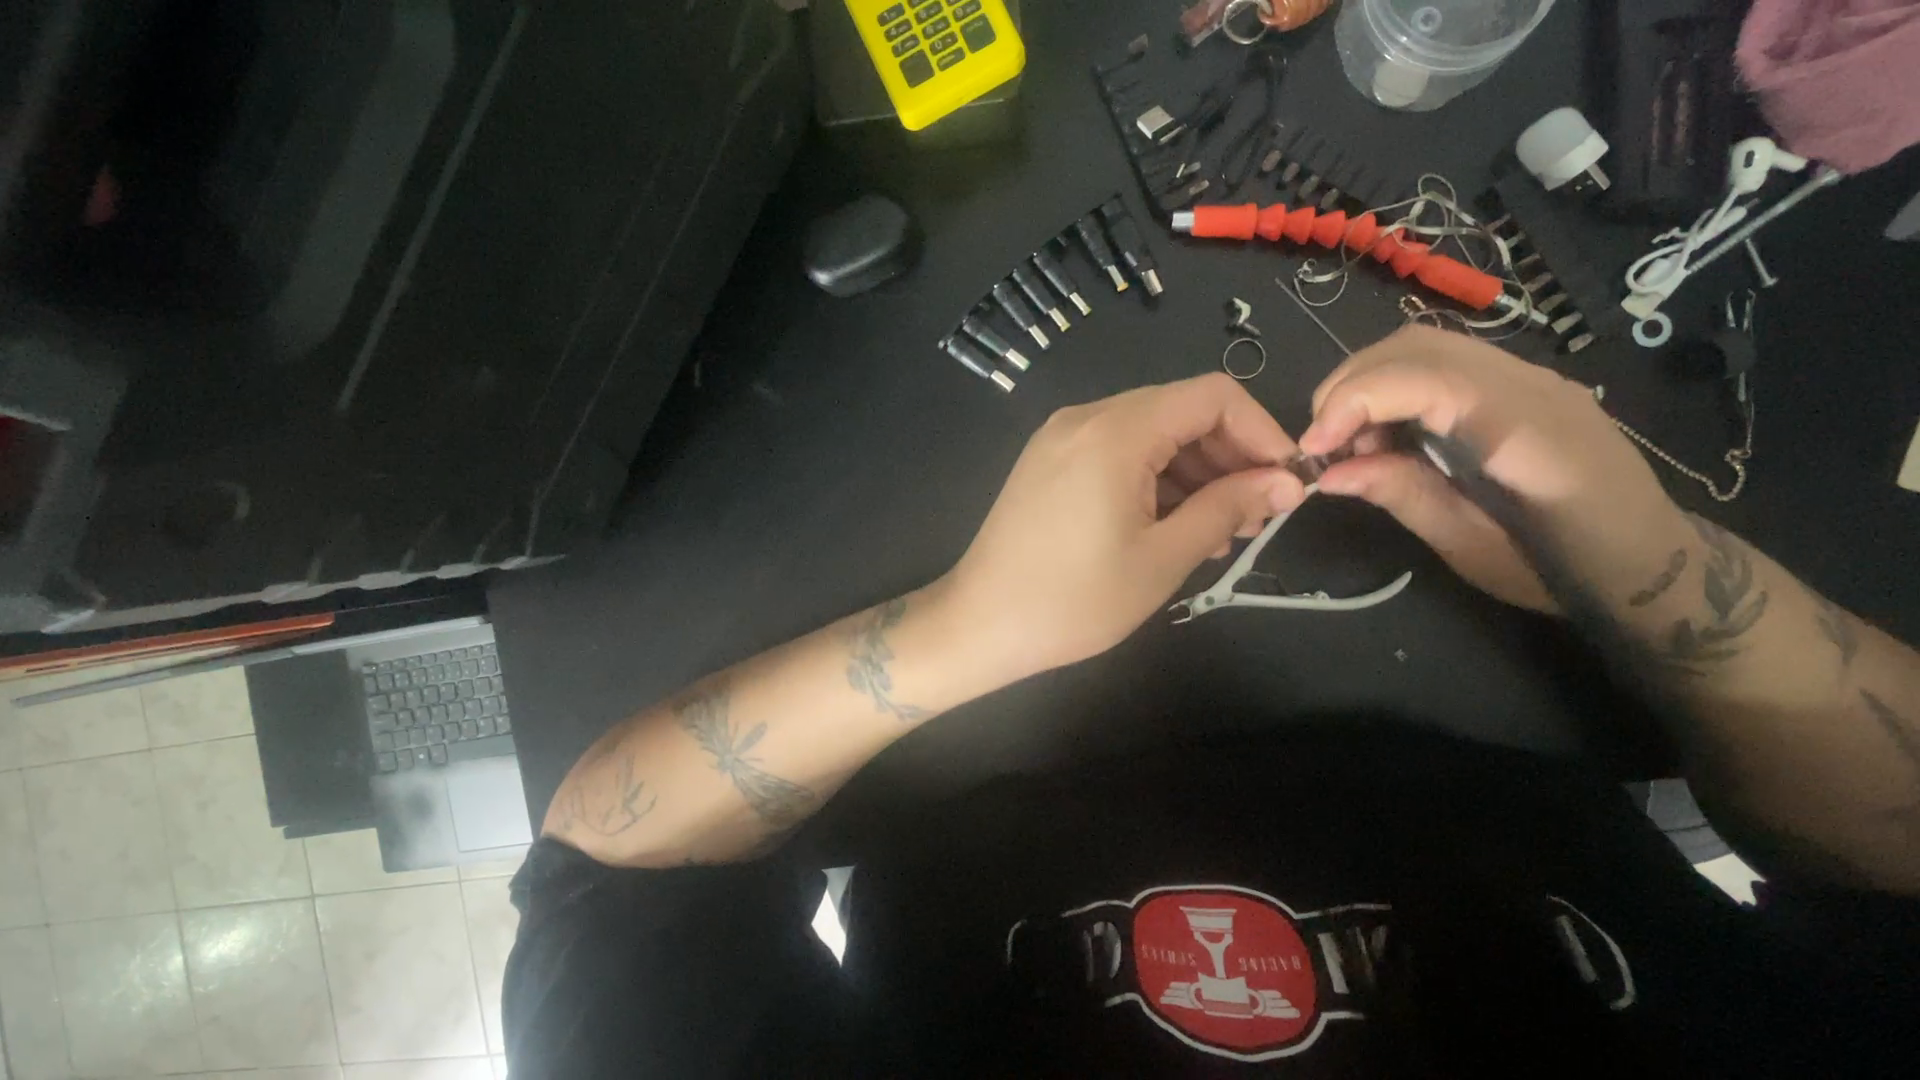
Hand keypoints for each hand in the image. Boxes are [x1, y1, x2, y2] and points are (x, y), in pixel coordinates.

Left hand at [937, 374, 1309, 679]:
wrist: (979, 625)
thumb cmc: (1074, 600)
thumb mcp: (1163, 557)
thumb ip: (1228, 508)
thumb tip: (1287, 482)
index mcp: (1116, 430)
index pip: (1212, 396)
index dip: (1261, 430)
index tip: (1286, 480)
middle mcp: (1086, 418)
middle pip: (1180, 411)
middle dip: (1229, 456)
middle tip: (1256, 515)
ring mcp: (1061, 437)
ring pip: (1150, 432)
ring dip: (1194, 472)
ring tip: (1220, 532)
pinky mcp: (1049, 461)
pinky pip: (1117, 452)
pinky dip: (1154, 478)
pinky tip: (1174, 526)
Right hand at [1299, 326, 1687, 611]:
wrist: (1649, 561)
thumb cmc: (1561, 571)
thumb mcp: (1472, 548)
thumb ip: (1404, 497)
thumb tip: (1329, 473)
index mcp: (1529, 434)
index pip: (1428, 380)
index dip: (1357, 402)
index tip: (1312, 449)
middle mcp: (1532, 386)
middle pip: (1417, 347)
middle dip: (1349, 386)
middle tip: (1321, 445)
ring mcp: (1532, 376)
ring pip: (1426, 345)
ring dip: (1368, 382)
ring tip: (1350, 441)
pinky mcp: (1521, 382)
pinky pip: (1444, 361)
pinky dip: (1394, 385)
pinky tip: (1386, 433)